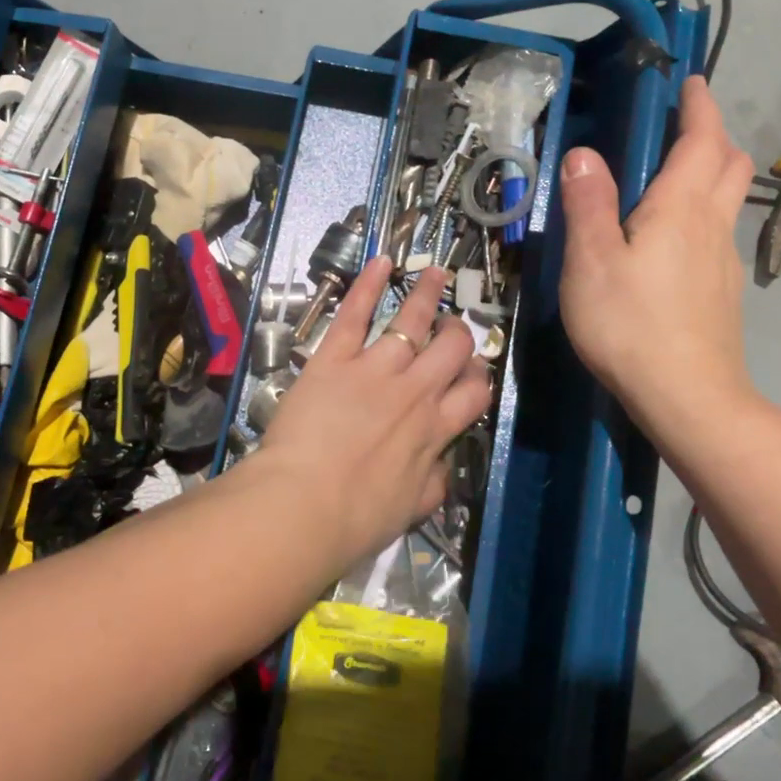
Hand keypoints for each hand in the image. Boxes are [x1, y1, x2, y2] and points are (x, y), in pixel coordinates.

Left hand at [249, 260, 491, 565]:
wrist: (303, 504)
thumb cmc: (355, 518)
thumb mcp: (410, 509)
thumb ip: (434, 481)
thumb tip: (443, 465)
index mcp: (434, 430)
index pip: (473, 392)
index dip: (477, 377)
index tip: (473, 373)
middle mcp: (413, 392)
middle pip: (452, 349)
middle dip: (458, 333)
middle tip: (453, 328)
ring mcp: (374, 369)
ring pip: (412, 322)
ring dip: (428, 294)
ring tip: (436, 274)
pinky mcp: (333, 358)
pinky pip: (354, 314)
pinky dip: (368, 285)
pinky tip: (382, 263)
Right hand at [557, 76, 756, 421]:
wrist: (687, 395)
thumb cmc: (630, 323)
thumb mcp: (592, 261)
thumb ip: (588, 204)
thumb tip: (584, 153)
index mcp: (680, 207)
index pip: (702, 140)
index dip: (698, 107)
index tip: (691, 83)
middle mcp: (712, 224)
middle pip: (730, 164)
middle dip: (713, 136)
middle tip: (682, 128)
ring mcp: (723, 260)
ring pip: (728, 200)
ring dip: (712, 174)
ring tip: (673, 178)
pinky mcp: (722, 291)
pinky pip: (717, 234)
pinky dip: (702, 214)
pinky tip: (671, 241)